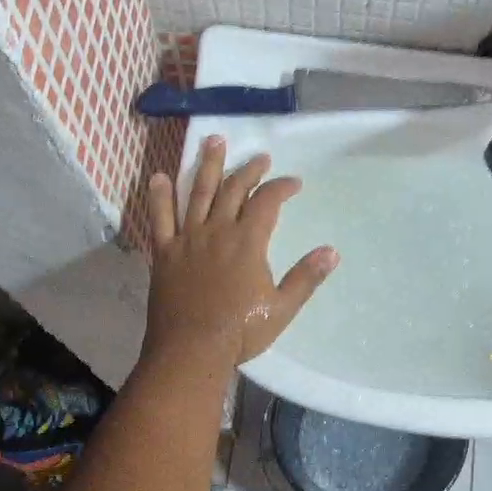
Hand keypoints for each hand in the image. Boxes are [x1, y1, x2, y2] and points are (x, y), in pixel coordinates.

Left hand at [143, 135, 337, 366]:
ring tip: (214, 141)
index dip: (281, 187)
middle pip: (234, 189)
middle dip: (249, 170)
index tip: (293, 183)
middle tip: (260, 157)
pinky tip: (159, 178)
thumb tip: (331, 252)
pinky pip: (160, 217)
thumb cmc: (240, 332)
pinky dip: (160, 196)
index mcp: (248, 242)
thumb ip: (305, 278)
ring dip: (208, 165)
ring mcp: (188, 239)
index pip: (268, 202)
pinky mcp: (165, 253)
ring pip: (198, 193)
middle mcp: (217, 231)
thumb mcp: (282, 308)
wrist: (191, 349)